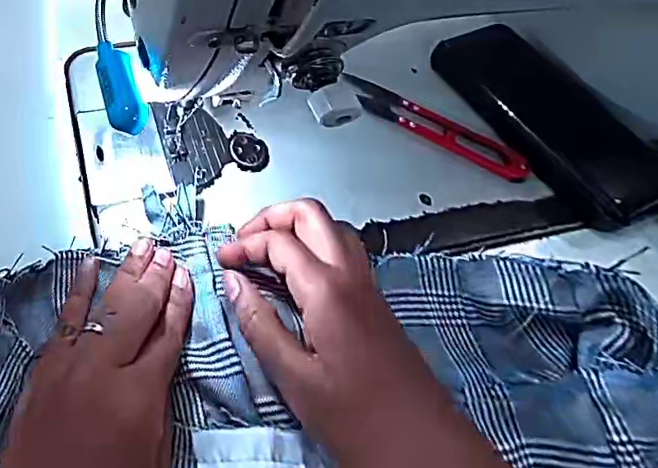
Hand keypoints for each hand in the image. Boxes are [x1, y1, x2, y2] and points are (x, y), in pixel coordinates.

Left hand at [2, 240, 194, 467]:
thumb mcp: (151, 456)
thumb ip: (158, 406)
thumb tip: (161, 364)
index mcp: (138, 397)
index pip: (166, 338)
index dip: (179, 306)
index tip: (186, 280)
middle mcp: (105, 369)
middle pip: (138, 311)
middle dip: (156, 279)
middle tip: (167, 254)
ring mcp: (72, 360)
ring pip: (105, 303)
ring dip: (126, 272)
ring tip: (142, 247)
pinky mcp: (47, 360)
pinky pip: (67, 314)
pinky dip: (80, 287)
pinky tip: (90, 265)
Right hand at [218, 200, 505, 467]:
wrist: (434, 459)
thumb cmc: (364, 425)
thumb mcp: (296, 380)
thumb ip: (258, 324)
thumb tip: (234, 283)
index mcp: (328, 291)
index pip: (277, 240)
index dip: (243, 245)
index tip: (224, 261)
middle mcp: (351, 278)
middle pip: (309, 214)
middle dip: (270, 218)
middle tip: (245, 242)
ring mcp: (368, 289)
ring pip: (330, 228)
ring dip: (294, 228)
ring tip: (268, 253)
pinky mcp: (376, 305)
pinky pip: (342, 252)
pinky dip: (312, 247)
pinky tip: (296, 276)